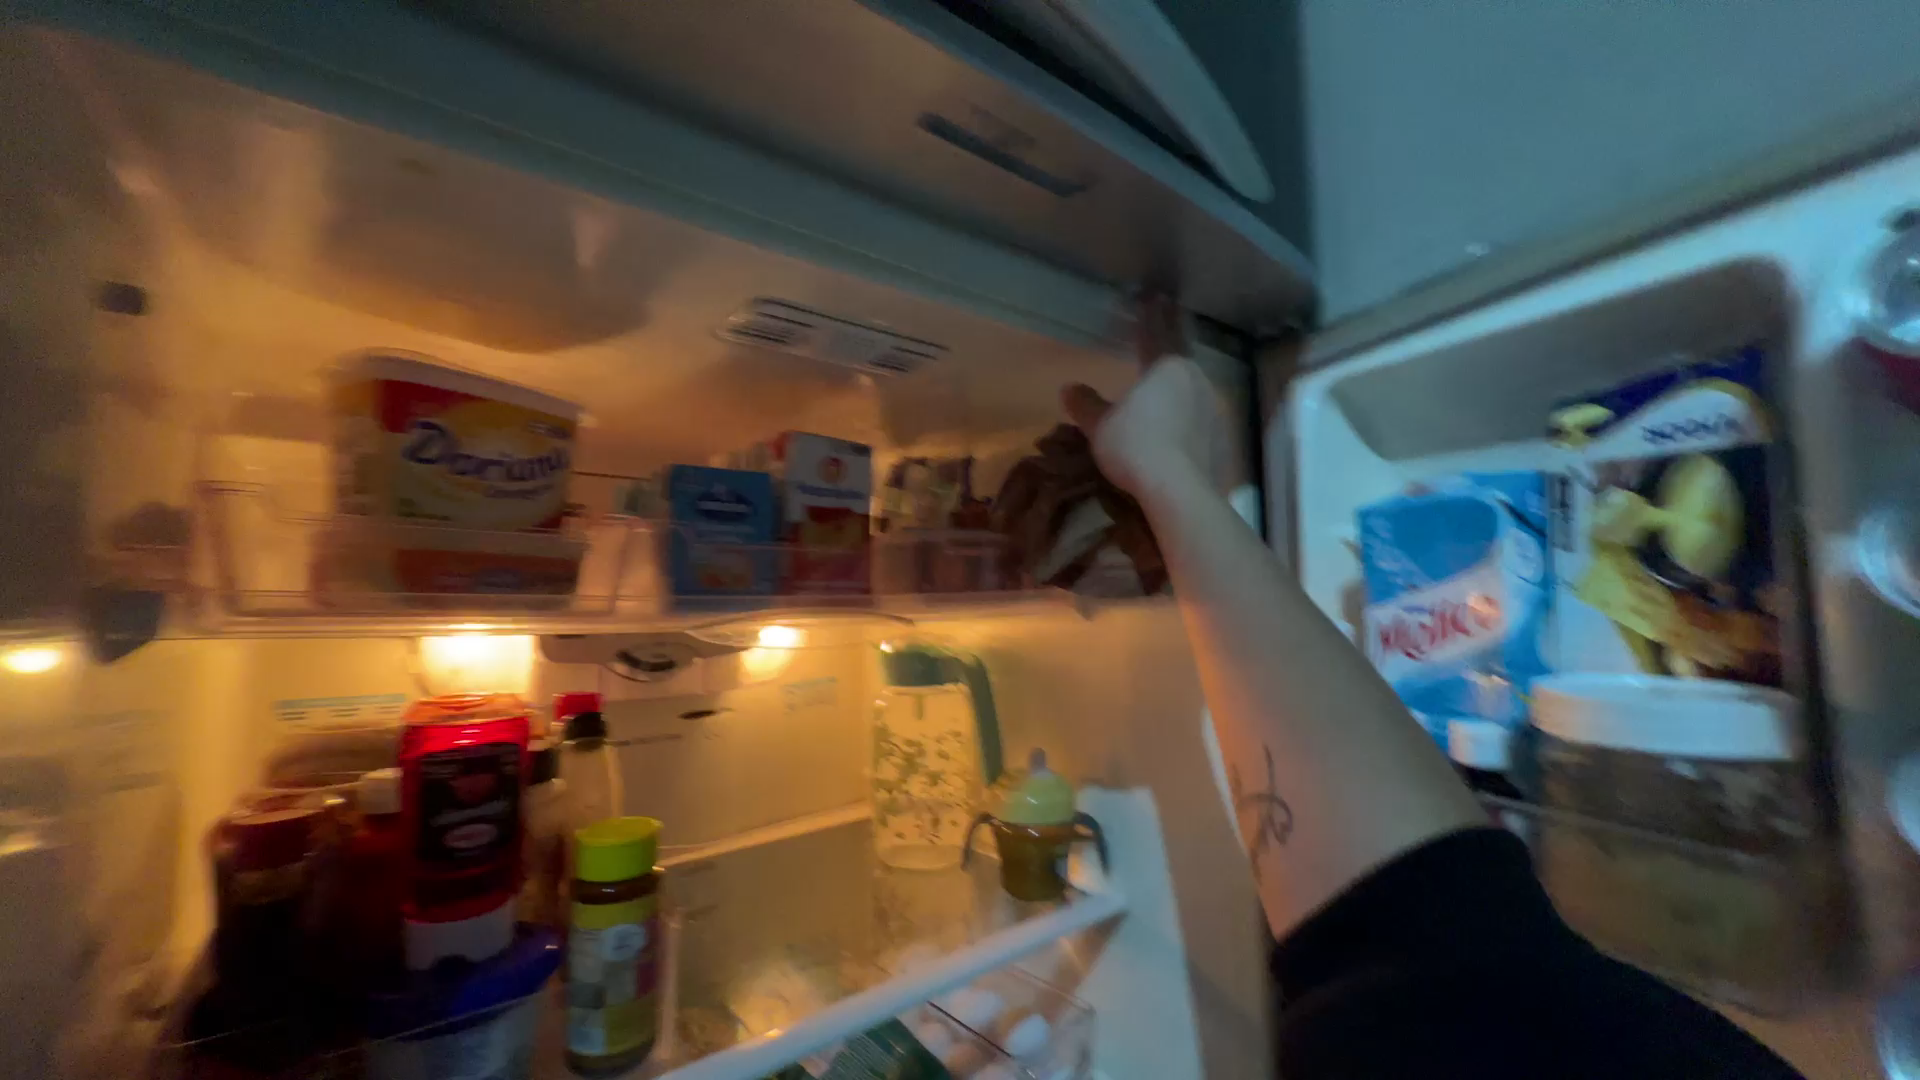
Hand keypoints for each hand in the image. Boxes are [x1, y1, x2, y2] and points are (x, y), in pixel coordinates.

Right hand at [1062, 298, 1228, 503]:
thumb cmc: (1134, 447)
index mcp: (1164, 368)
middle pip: (1181, 347)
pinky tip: (1184, 413)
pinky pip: (1200, 411)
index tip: (1150, 296)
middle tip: (1172, 310)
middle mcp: (1193, 379)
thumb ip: (1087, 405)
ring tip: (1175, 364)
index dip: (1149, 315)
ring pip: (1194, 379)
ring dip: (1183, 370)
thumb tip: (1068, 389)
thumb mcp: (1101, 426)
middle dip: (1174, 328)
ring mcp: (1211, 408)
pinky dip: (1190, 404)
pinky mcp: (1218, 436)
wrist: (1178, 489)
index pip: (1154, 333)